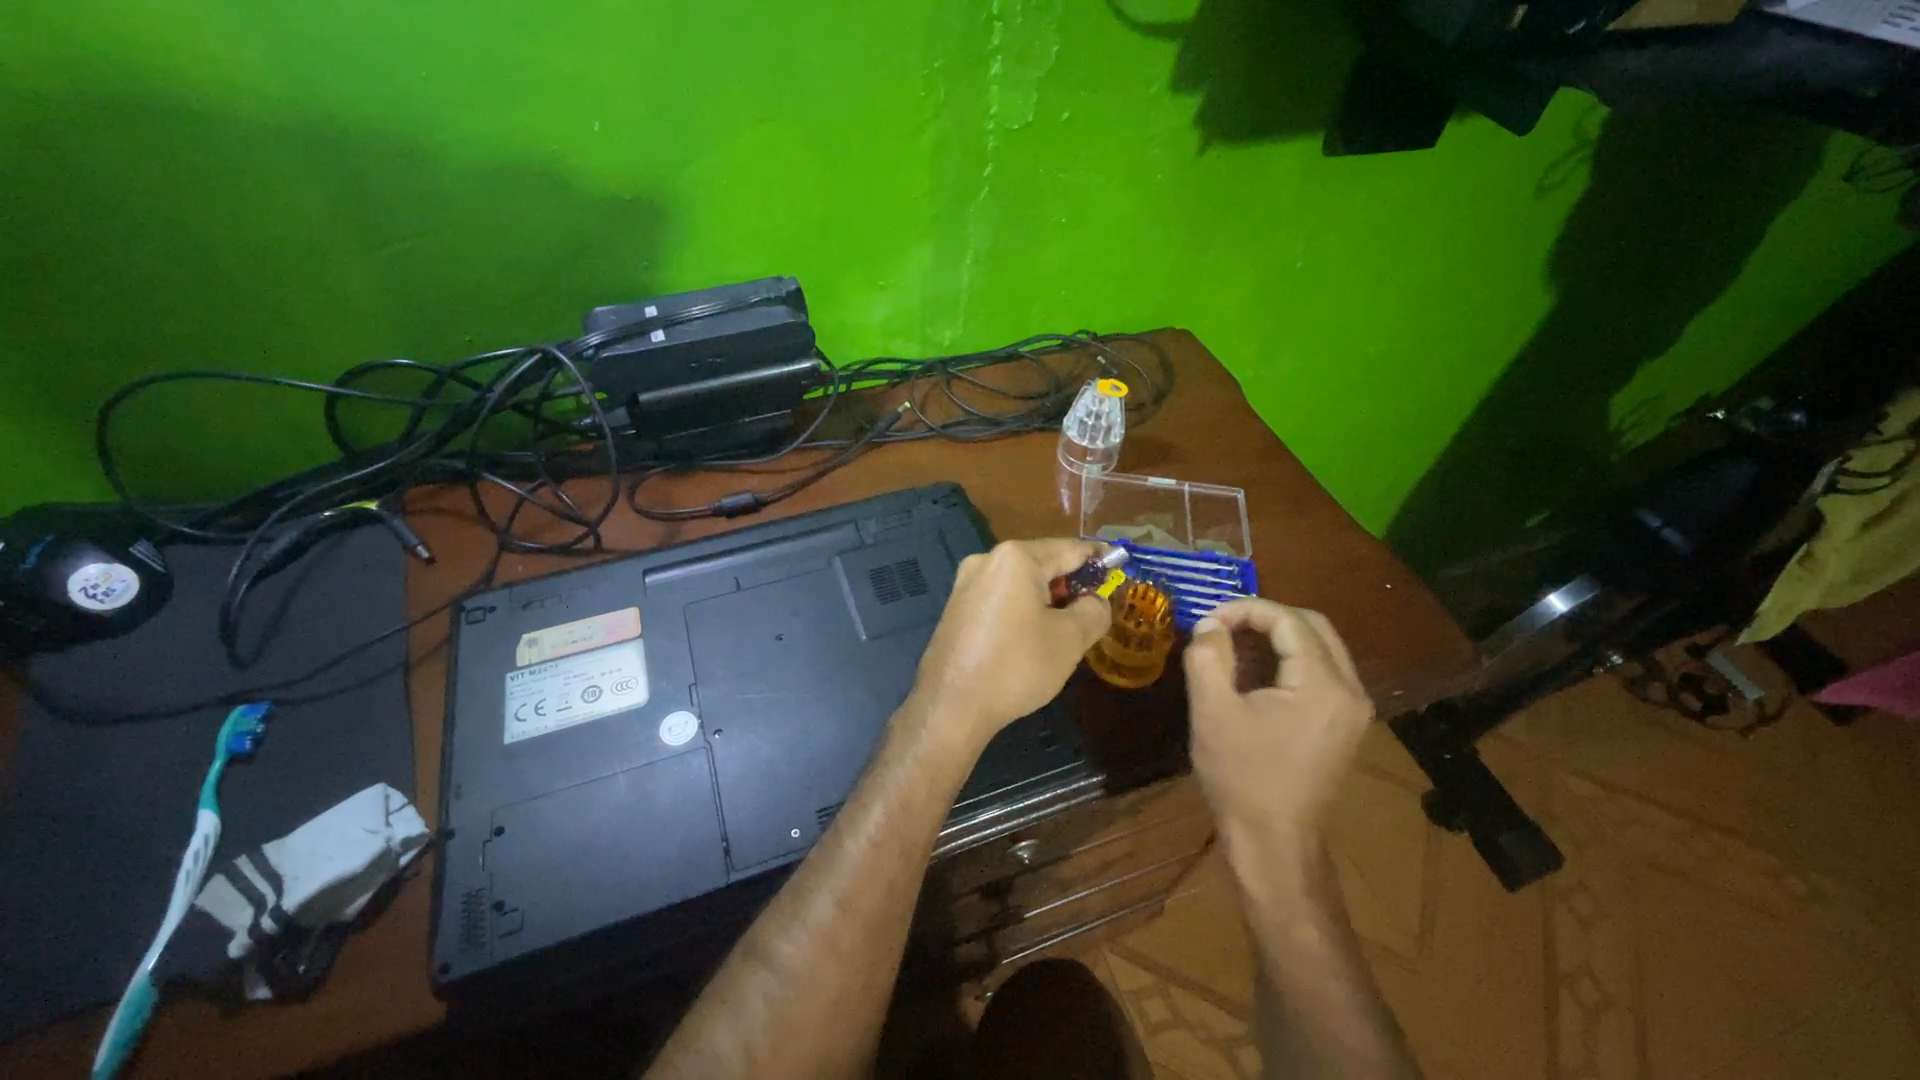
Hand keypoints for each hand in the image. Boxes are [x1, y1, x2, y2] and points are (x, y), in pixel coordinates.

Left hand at [908, 539, 1111, 751]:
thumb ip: (1094, 610)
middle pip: (1043, 564)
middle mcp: (986, 561)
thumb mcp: (1070, 639)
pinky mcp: (955, 610)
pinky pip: (1000, 601)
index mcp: (1016, 558)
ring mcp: (965, 585)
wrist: (951, 706)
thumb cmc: (1017, 665)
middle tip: (1093, 612)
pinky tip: (1030, 641)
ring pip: (1021, 584)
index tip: (1119, 569)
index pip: (1070, 549)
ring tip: (1064, 631)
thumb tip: (1095, 600)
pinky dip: (1022, 612)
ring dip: (1046, 601)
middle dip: (1070, 585)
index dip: (1099, 560)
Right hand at [1182, 599, 1373, 843]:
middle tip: (1223, 626)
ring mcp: (1353, 710)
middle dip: (1266, 618)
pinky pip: (1321, 673)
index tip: (1208, 619)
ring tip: (1233, 646)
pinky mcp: (1345, 726)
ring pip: (1320, 648)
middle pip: (1313, 627)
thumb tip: (1209, 624)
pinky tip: (1254, 674)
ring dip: (1278, 638)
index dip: (1247, 610)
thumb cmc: (1241, 777)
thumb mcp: (1212, 712)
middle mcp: (1350, 691)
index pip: (1289, 621)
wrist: (1273, 841)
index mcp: (1323, 685)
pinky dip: (1289, 661)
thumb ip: (1208, 657)